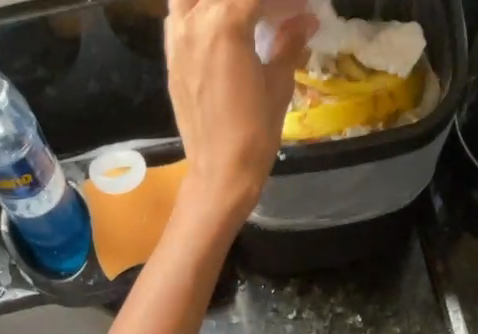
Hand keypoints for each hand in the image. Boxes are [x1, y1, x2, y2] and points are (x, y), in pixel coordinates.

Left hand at [165, 0, 312, 226]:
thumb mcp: (278, 85)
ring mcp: (178, 38)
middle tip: (273, 13)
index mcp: (226, 24)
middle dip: (254, 0)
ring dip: (219, 2)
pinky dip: (197, 10)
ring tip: (241, 14)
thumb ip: (289, 43)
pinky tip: (216, 25)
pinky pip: (178, 14)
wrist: (221, 172)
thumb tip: (306, 20)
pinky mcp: (171, 58)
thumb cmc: (255, 133)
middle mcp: (195, 21)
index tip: (299, 8)